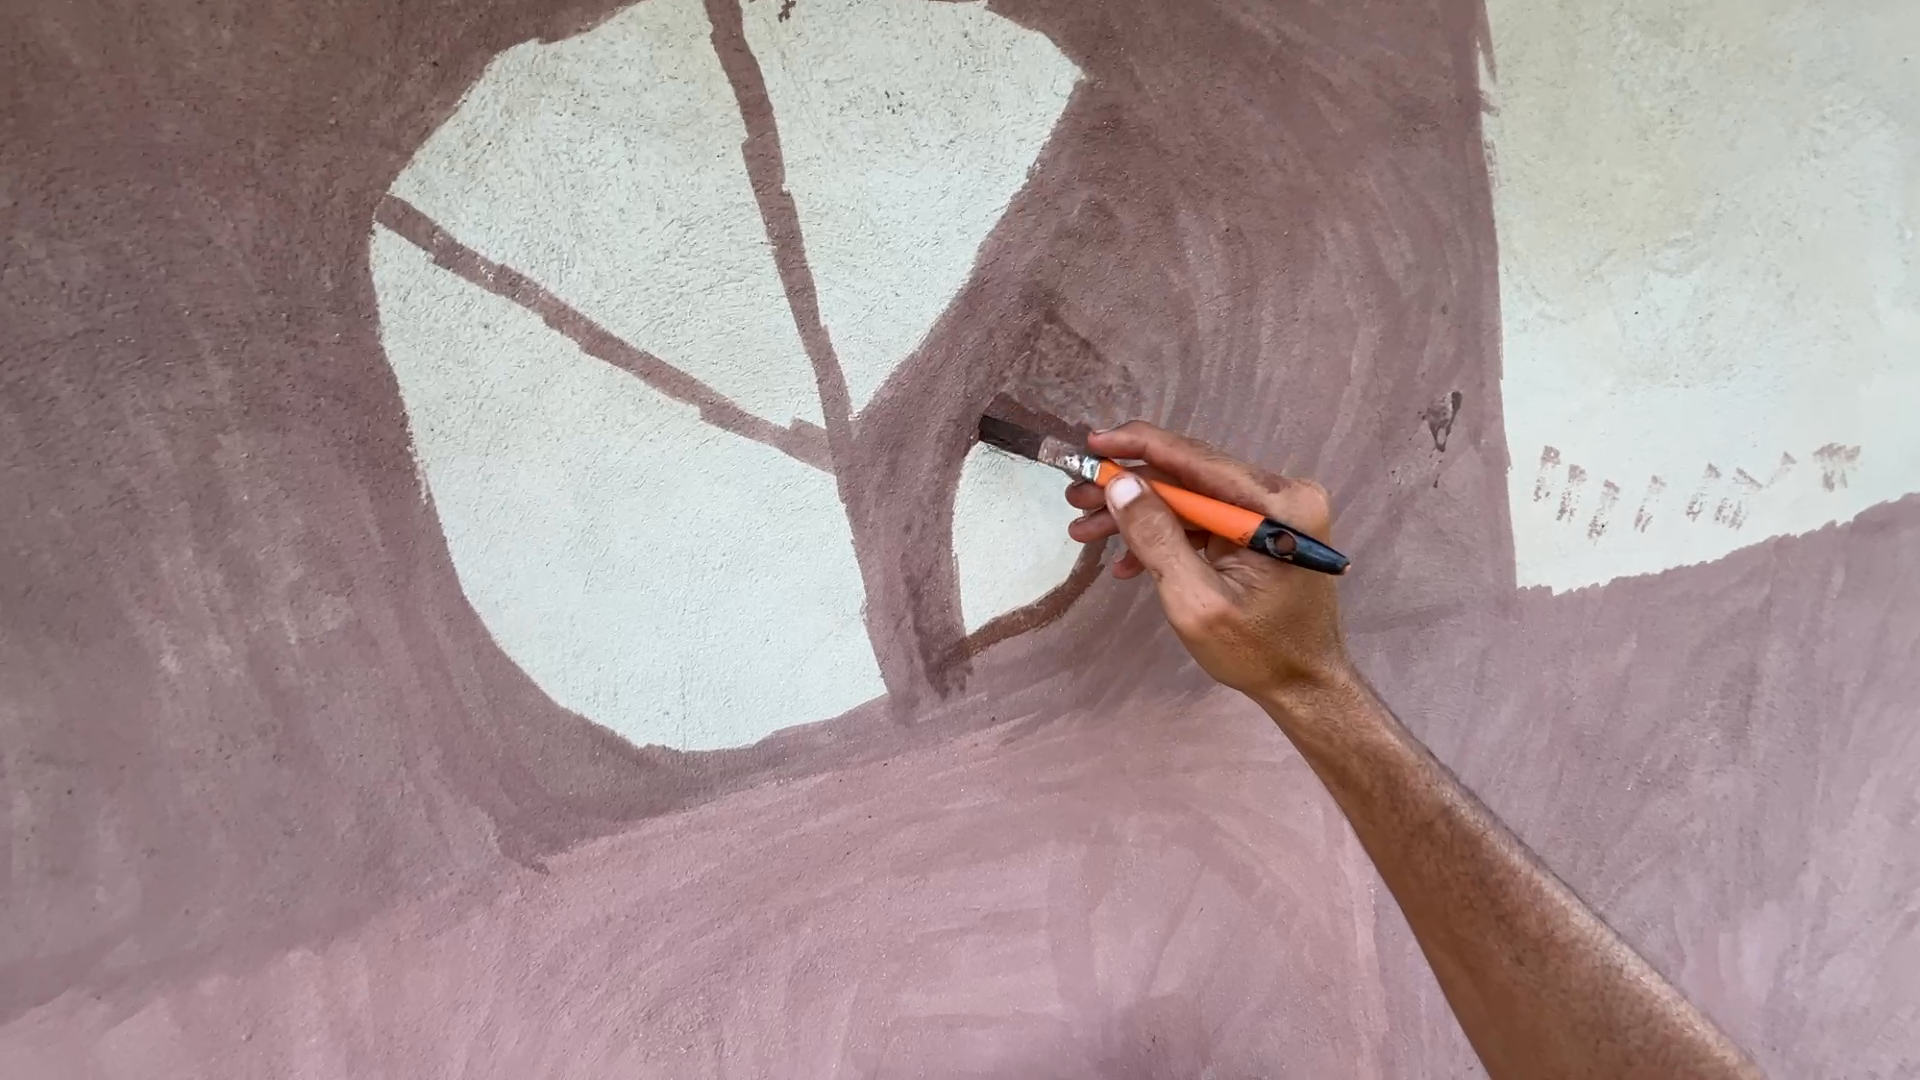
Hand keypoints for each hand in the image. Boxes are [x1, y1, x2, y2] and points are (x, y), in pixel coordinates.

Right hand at [1065, 421, 1352, 705]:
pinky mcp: (1256, 532)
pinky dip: (1161, 538)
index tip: (1092, 442)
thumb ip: (1157, 538)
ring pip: (1186, 500)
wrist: (1303, 686)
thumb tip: (1121, 485)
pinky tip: (1124, 562)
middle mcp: (1279, 496)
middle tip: (1076, 496)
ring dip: (1136, 516)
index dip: (1139, 447)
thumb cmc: (1256, 651)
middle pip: (1187, 477)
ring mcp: (1268, 514)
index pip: (1196, 460)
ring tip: (1085, 530)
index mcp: (1278, 505)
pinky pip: (1198, 523)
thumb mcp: (1196, 600)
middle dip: (1128, 489)